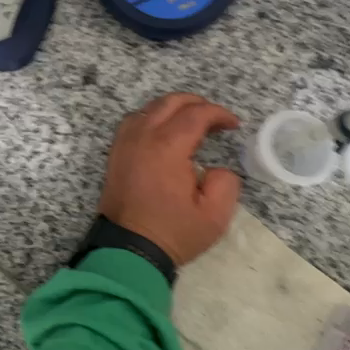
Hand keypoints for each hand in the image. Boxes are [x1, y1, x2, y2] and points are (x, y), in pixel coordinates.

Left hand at [98, 93, 242, 265]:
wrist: (128, 248)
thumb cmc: (172, 231)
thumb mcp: (214, 215)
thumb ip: (225, 183)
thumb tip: (217, 168)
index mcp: (167, 146)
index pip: (195, 115)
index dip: (218, 114)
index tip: (234, 125)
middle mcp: (143, 136)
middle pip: (170, 102)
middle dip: (196, 103)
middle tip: (215, 118)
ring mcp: (125, 142)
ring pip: (149, 108)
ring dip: (173, 108)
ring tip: (192, 122)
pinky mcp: (116, 152)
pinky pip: (134, 120)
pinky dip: (152, 116)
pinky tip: (163, 130)